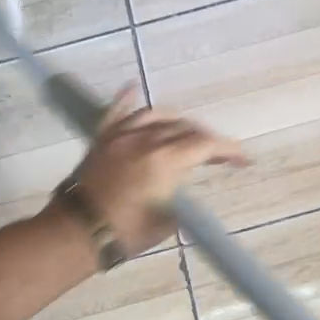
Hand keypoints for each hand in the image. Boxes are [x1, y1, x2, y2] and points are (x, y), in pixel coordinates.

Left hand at [65, 85, 246, 252]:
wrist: (77, 231)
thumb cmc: (126, 232)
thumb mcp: (168, 220)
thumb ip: (181, 195)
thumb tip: (181, 184)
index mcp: (164, 160)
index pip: (204, 144)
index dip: (228, 150)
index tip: (243, 159)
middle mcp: (143, 140)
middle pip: (182, 128)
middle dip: (205, 139)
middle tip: (218, 155)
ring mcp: (119, 136)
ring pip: (153, 116)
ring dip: (175, 121)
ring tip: (188, 132)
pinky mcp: (100, 140)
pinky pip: (114, 112)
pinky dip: (126, 99)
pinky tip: (133, 86)